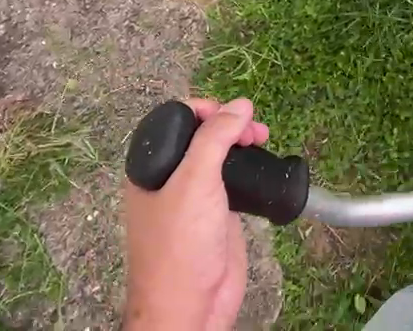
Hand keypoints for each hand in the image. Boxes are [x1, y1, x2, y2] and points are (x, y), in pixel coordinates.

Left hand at [123, 98, 271, 330]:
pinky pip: (232, 177)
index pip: (175, 120)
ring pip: (219, 153)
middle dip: (230, 123)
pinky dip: (248, 164)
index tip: (233, 116)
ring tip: (263, 141)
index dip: (206, 110)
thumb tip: (241, 104)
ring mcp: (194, 197)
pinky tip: (261, 165)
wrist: (190, 307)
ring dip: (242, 140)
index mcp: (149, 169)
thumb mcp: (195, 182)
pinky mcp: (217, 213)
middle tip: (255, 132)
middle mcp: (169, 178)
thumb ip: (215, 138)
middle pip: (201, 134)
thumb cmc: (182, 244)